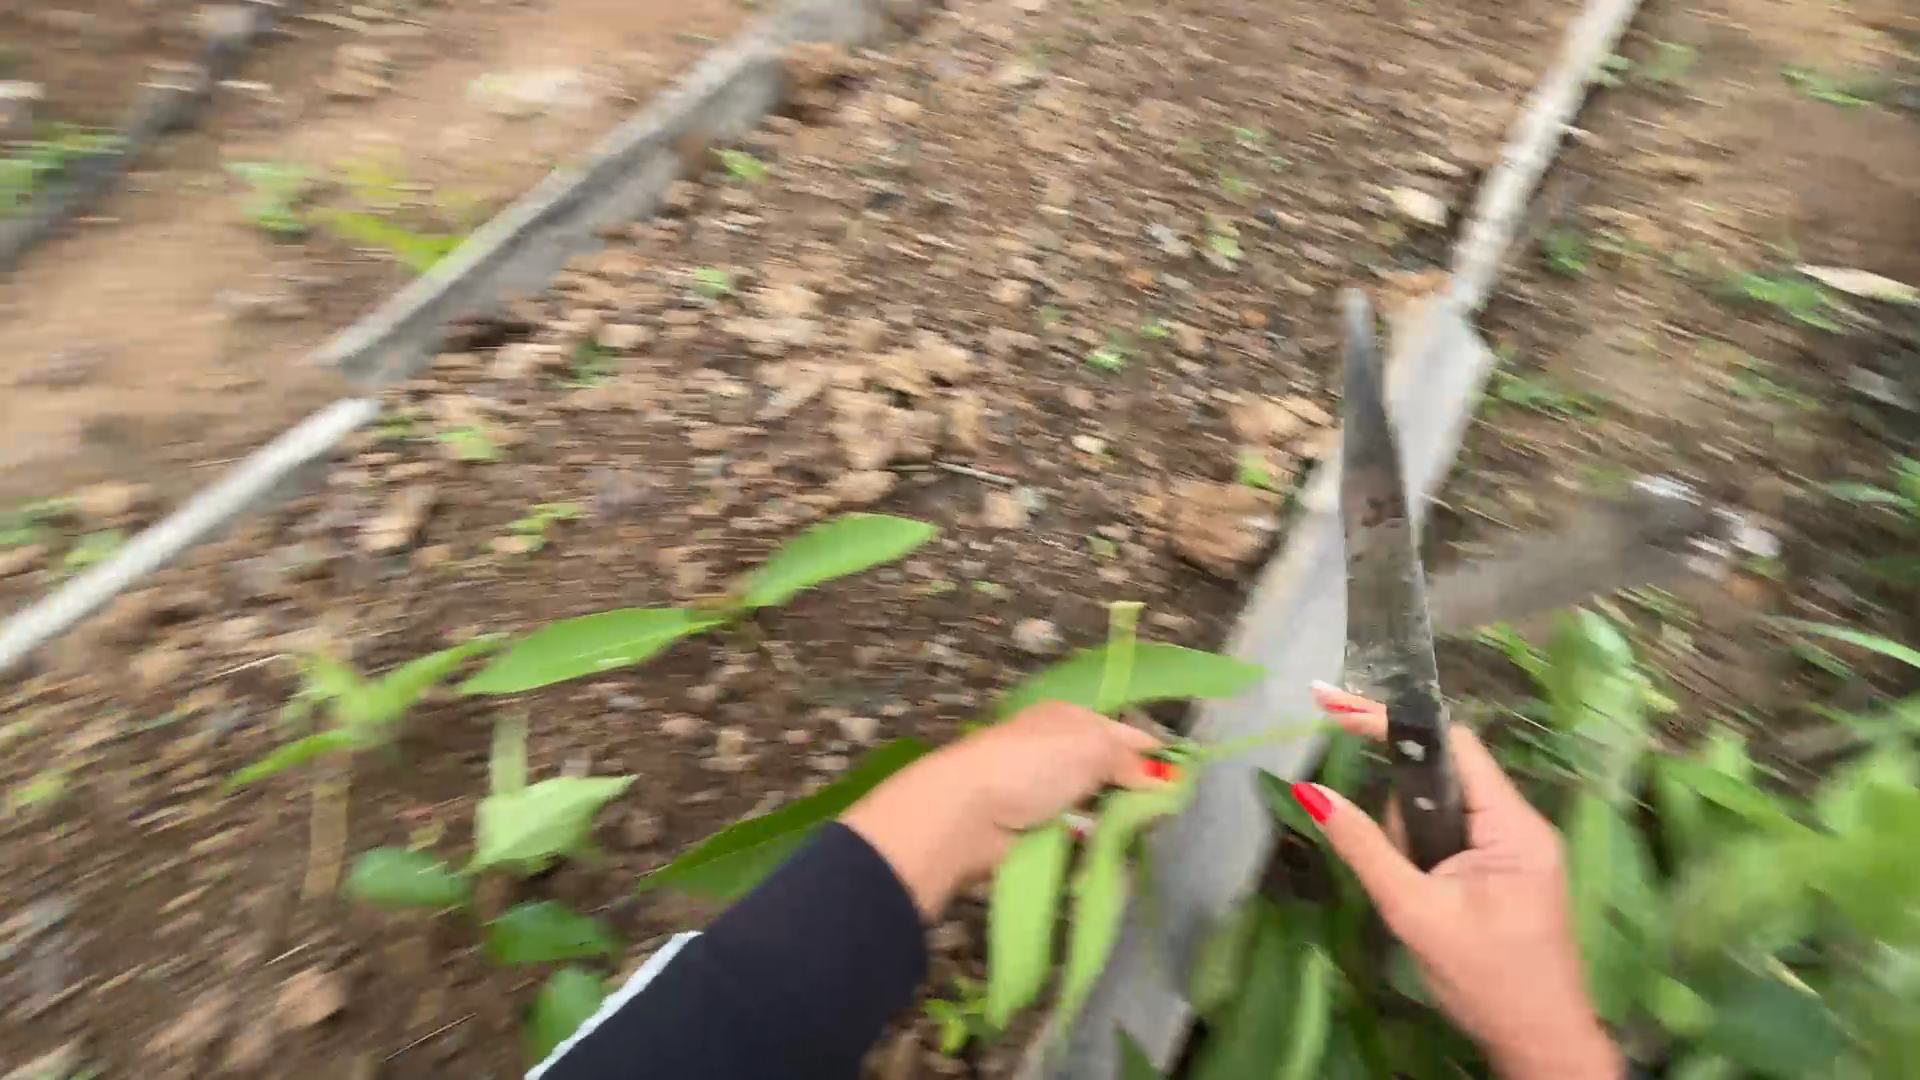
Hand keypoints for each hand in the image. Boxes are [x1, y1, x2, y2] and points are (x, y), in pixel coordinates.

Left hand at [840, 703, 1166, 919]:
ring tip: (1143, 842)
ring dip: (1119, 826)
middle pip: (1113, 774)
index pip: (1124, 732)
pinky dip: (1096, 849)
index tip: (1184, 783)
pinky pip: (1080, 840)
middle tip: (1165, 819)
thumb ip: (1130, 759)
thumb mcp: (1089, 746)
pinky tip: (1114, 861)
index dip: (1154, 755)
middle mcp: (1059, 752)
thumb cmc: (1031, 765)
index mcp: (1070, 719)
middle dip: (1138, 796)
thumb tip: (1165, 779)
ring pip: (1100, 810)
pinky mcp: (1039, 833)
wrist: (967, 813)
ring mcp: (1048, 795)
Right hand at [1293, 685, 1622, 1079]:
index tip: (1336, 706)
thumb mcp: (1414, 911)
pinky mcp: (1496, 863)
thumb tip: (1309, 792)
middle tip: (1343, 761)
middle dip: (1391, 779)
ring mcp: (1508, 844)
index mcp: (1511, 826)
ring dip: (1402, 824)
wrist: (1542, 1048)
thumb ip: (1363, 846)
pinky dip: (1413, 838)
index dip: (1393, 721)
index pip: (1451, 746)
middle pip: (1440, 768)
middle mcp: (1515, 823)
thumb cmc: (1486, 980)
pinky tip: (1409, 875)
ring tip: (1404, 884)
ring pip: (1435, 801)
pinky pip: (1443, 826)